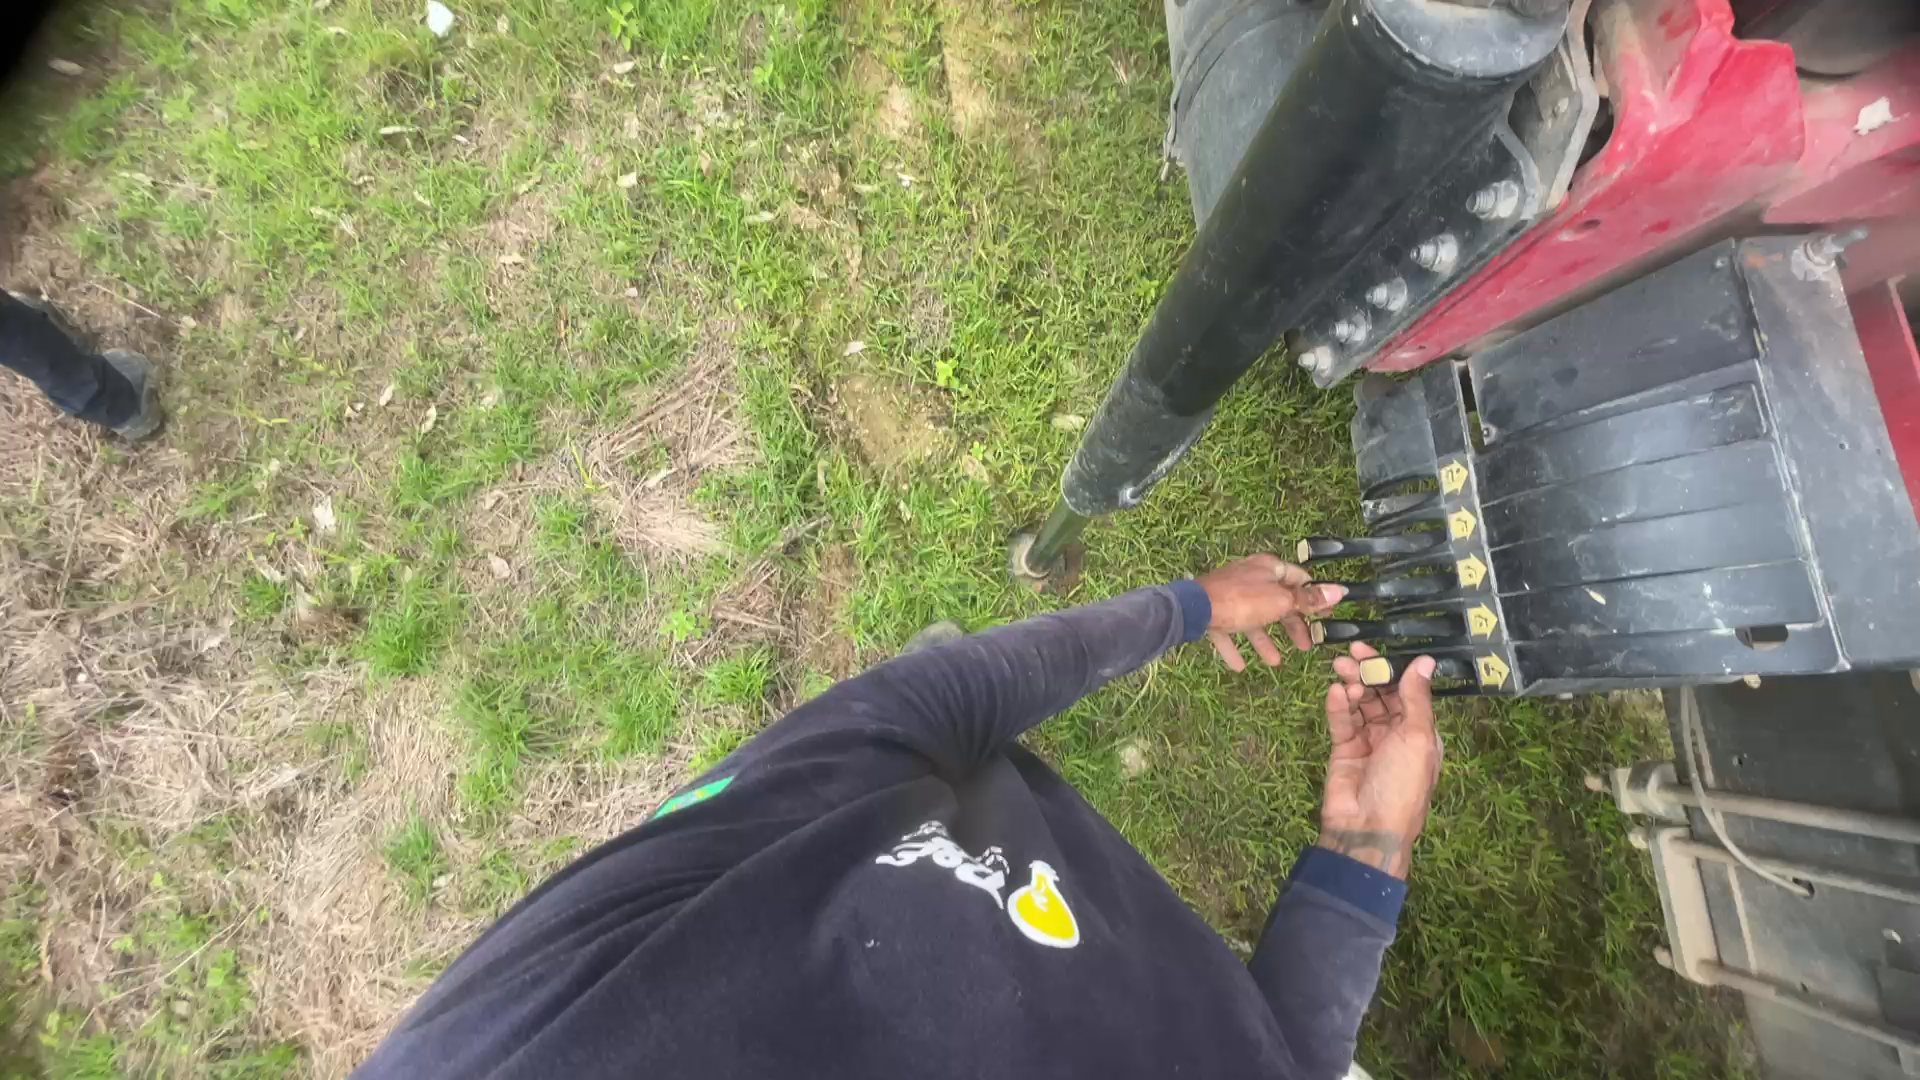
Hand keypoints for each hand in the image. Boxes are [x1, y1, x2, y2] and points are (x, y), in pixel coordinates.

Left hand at [1195, 554, 1345, 670]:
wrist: (1194, 608)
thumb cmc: (1243, 601)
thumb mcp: (1281, 601)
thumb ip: (1307, 600)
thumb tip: (1339, 591)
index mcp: (1267, 568)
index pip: (1298, 579)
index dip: (1313, 597)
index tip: (1325, 616)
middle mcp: (1248, 578)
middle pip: (1277, 602)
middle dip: (1292, 625)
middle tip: (1306, 646)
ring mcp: (1228, 595)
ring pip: (1252, 619)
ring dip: (1264, 641)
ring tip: (1274, 662)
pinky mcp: (1212, 612)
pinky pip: (1227, 631)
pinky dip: (1234, 648)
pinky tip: (1239, 666)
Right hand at [1316, 643, 1441, 878]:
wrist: (1368, 825)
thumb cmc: (1402, 784)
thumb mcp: (1416, 738)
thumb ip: (1416, 698)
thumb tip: (1425, 661)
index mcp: (1420, 733)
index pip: (1405, 692)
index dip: (1389, 670)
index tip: (1369, 650)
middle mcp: (1395, 734)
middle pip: (1379, 695)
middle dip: (1365, 675)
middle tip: (1347, 657)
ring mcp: (1368, 741)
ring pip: (1358, 705)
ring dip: (1350, 687)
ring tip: (1339, 672)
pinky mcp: (1344, 748)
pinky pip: (1341, 721)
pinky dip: (1337, 706)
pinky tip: (1334, 693)